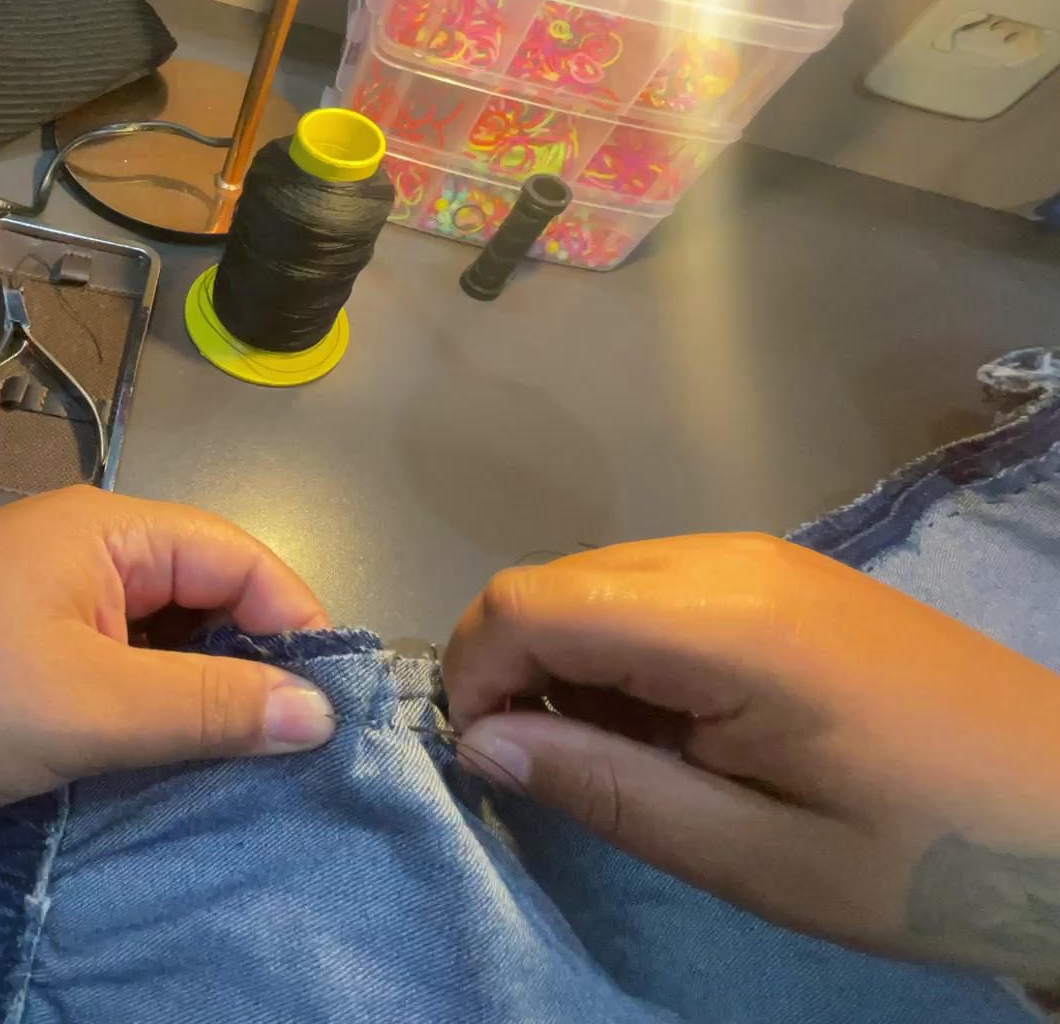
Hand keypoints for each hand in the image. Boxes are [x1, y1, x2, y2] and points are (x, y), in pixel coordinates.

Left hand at [0, 487, 334, 840]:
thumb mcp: (90, 704)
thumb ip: (209, 704)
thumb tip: (320, 714)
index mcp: (105, 528)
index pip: (232, 554)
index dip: (293, 616)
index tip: (335, 702)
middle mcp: (86, 550)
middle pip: (202, 590)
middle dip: (253, 657)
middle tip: (301, 741)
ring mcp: (56, 602)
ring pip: (164, 636)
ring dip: (205, 689)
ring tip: (253, 758)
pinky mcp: (33, 651)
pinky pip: (123, 668)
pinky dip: (158, 707)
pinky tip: (182, 757)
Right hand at [444, 534, 1059, 984]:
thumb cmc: (941, 861)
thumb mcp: (758, 857)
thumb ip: (600, 787)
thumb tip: (477, 742)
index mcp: (722, 622)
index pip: (525, 604)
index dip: (474, 669)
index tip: (485, 748)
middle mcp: (716, 559)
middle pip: (540, 584)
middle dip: (505, 666)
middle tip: (540, 755)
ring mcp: (741, 554)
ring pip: (575, 581)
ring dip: (553, 657)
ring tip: (608, 739)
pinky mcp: (758, 568)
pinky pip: (627, 587)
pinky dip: (600, 644)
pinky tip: (657, 707)